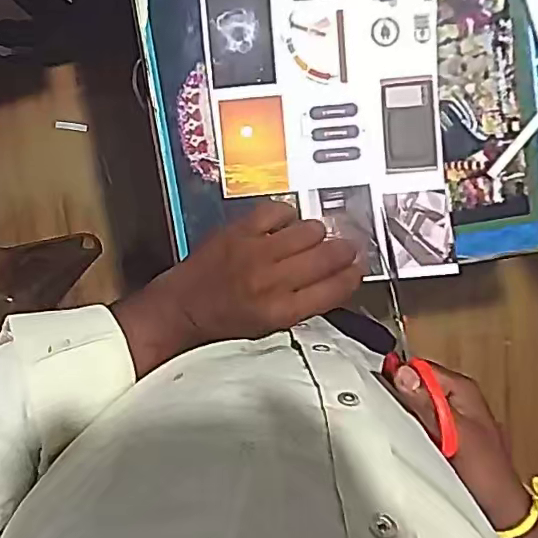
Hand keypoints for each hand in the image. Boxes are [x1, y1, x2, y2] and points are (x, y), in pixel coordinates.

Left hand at [112, 201, 362, 374]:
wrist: (180, 309)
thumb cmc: (221, 321)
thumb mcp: (269, 326)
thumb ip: (302, 305)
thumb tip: (333, 282)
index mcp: (282, 311)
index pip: (336, 288)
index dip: (353, 276)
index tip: (357, 268)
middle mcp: (272, 281)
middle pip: (328, 256)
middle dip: (344, 250)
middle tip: (344, 248)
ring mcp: (255, 253)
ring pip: (309, 230)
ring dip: (317, 232)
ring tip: (312, 237)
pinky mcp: (238, 232)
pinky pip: (277, 211)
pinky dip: (286, 215)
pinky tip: (283, 223)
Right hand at [386, 361, 537, 537]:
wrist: (498, 512)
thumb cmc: (486, 474)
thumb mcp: (454, 432)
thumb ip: (427, 401)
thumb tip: (404, 374)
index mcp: (462, 389)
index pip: (418, 367)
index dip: (399, 379)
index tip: (389, 395)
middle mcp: (456, 398)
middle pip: (413, 385)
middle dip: (400, 399)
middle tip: (399, 418)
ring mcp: (448, 416)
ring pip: (412, 404)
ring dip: (404, 417)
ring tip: (409, 434)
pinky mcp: (441, 434)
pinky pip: (415, 423)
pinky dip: (409, 431)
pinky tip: (412, 443)